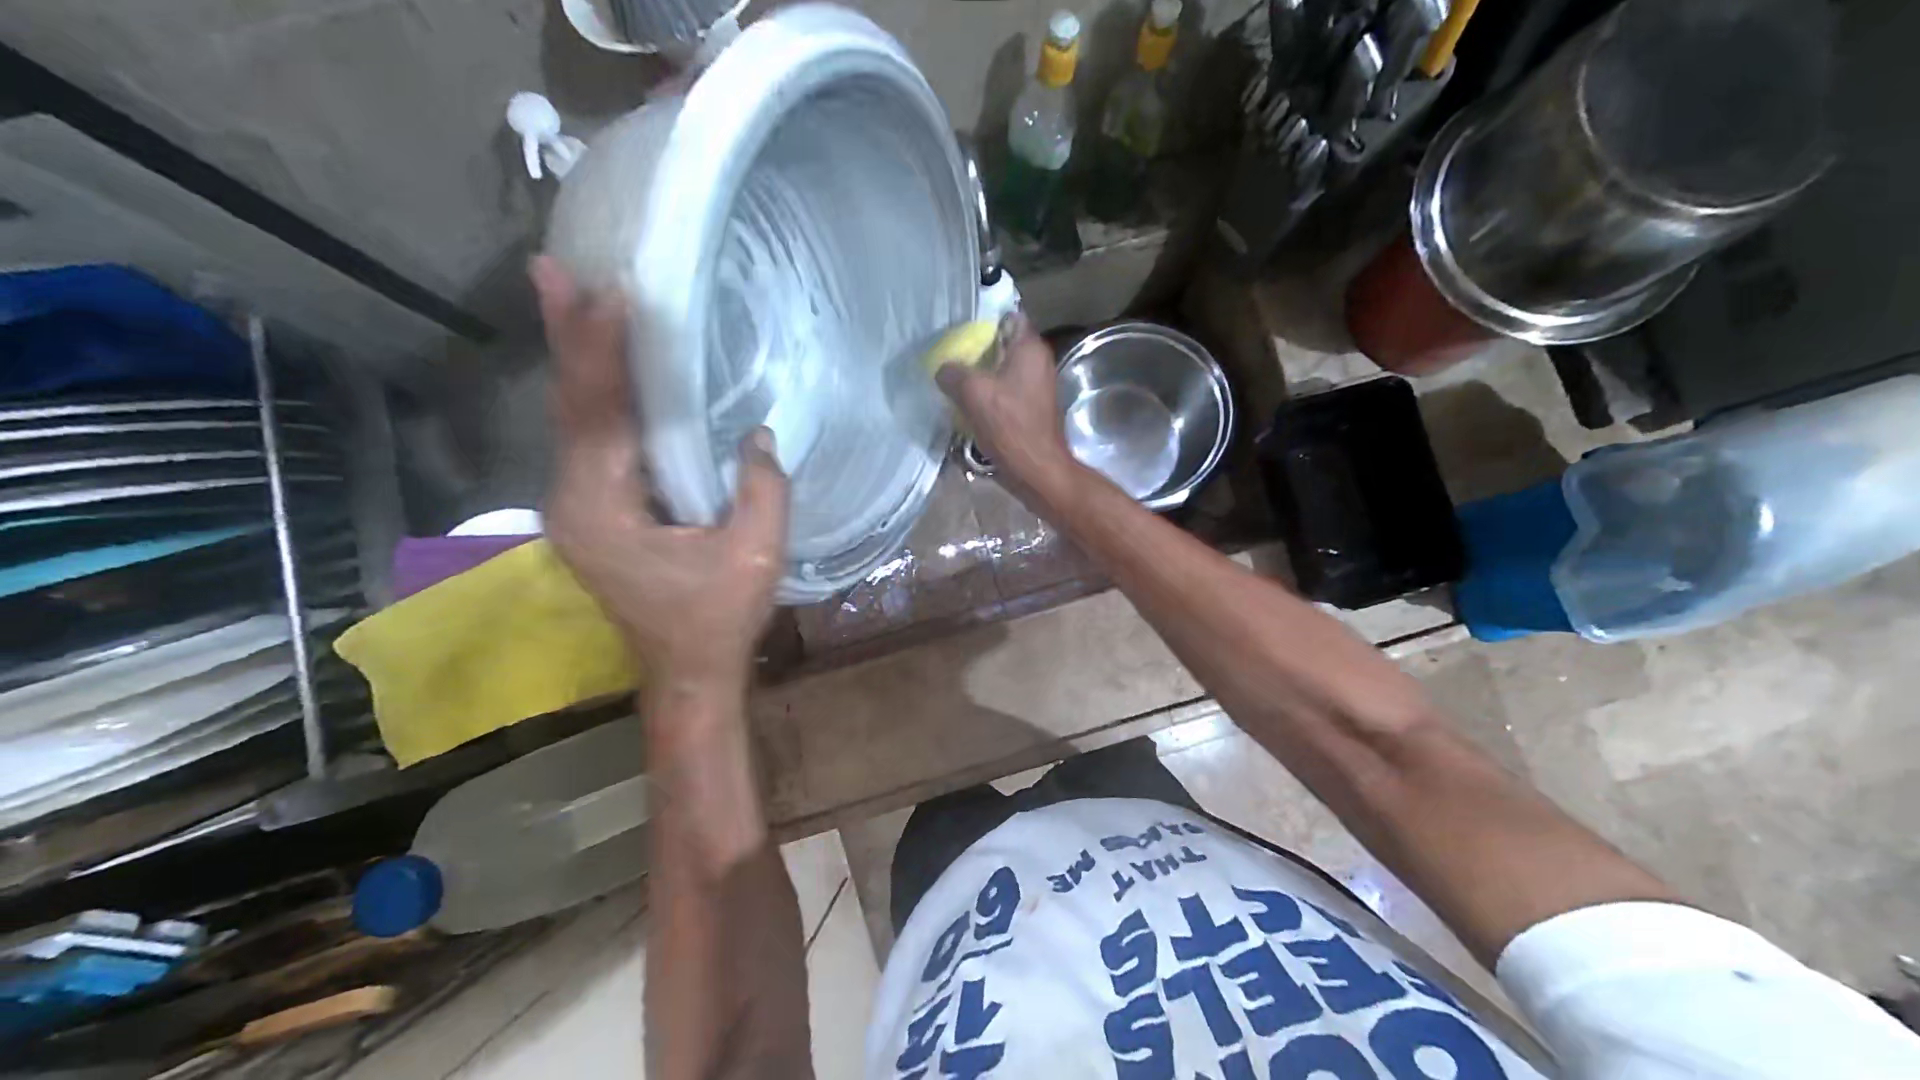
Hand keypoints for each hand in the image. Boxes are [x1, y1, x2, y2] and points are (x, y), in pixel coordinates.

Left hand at [532, 256, 788, 690]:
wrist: (688, 674)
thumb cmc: (719, 619)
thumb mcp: (755, 555)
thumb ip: (761, 489)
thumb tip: (757, 431)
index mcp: (605, 510)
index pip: (599, 416)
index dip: (602, 352)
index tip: (607, 292)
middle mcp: (574, 503)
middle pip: (569, 408)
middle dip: (568, 338)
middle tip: (553, 269)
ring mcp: (577, 509)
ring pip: (571, 421)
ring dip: (576, 362)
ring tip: (572, 301)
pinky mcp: (591, 513)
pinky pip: (587, 442)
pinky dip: (593, 397)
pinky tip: (601, 368)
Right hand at [936, 313, 1078, 501]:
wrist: (1036, 469)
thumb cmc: (1009, 425)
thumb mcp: (972, 393)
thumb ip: (953, 373)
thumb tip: (943, 370)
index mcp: (1030, 348)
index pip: (1009, 317)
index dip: (984, 320)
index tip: (960, 330)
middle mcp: (1038, 362)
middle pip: (1003, 344)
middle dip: (977, 349)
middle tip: (950, 356)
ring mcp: (1036, 386)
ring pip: (1003, 370)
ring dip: (980, 374)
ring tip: (954, 380)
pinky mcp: (1030, 408)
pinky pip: (1005, 391)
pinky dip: (988, 394)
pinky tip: (968, 404)